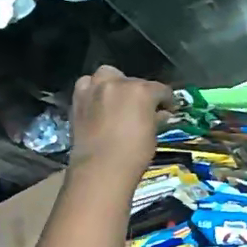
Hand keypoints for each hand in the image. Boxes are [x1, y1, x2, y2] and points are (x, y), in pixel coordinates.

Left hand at [68, 65, 169, 180]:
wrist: (99, 169)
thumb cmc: (134, 154)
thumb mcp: (152, 135)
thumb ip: (155, 118)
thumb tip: (160, 114)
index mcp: (141, 90)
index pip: (160, 89)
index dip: (166, 100)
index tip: (169, 109)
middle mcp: (117, 83)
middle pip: (133, 81)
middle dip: (140, 92)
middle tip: (142, 108)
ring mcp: (94, 89)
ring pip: (107, 76)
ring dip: (114, 85)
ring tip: (118, 100)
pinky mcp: (78, 99)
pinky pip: (87, 86)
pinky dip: (94, 92)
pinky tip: (99, 104)